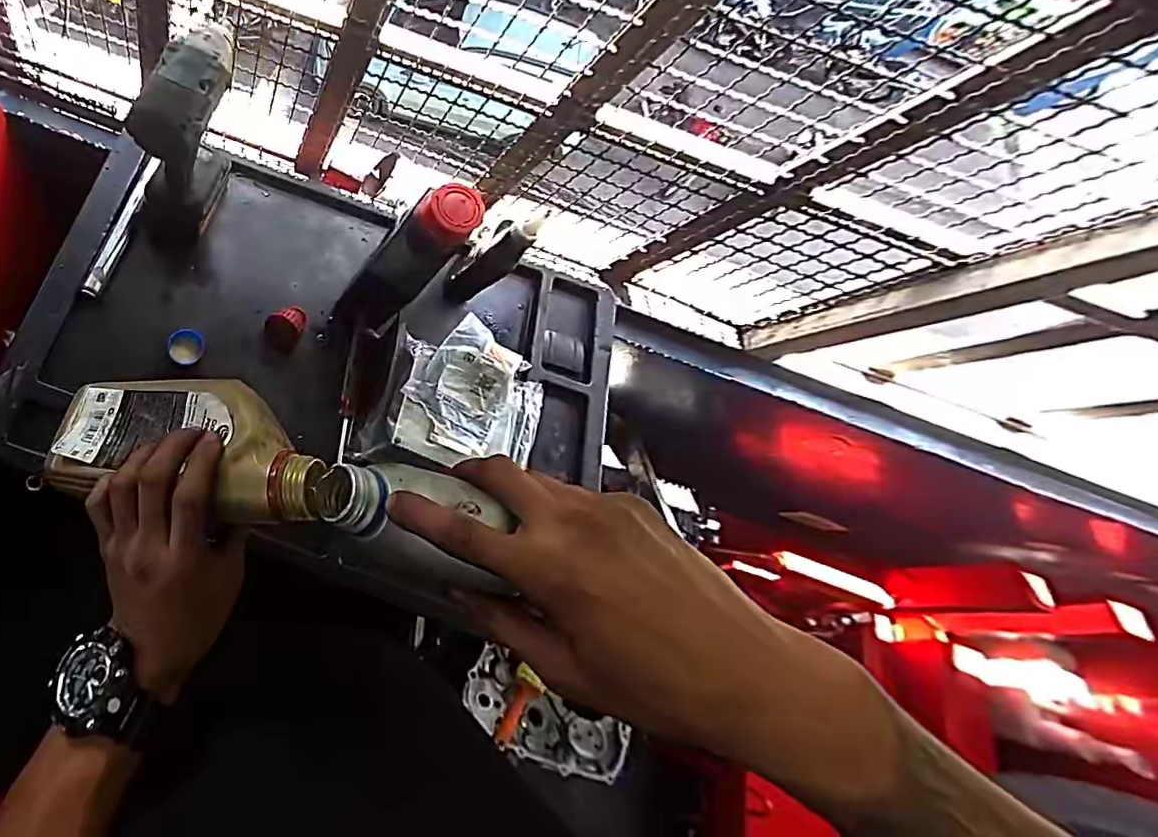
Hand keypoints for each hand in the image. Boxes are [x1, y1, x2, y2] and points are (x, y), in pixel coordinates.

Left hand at [85, 428, 245, 702]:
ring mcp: (121, 545)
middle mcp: (147, 545)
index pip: (189, 496)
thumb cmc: (196, 620)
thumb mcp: (229, 581)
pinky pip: (96, 504)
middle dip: (171, 447)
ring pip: (121, 486)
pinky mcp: (104, 547)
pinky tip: (127, 469)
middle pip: (150, 481)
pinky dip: (109, 480)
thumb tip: (242, 500)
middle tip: (189, 433)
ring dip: (141, 456)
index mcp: (182, 557)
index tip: (213, 440)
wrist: (147, 655)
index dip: (201, 462)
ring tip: (161, 444)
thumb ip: (235, 538)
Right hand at [388, 457, 900, 813]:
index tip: (399, 502)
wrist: (758, 676)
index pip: (465, 532)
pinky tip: (576, 543)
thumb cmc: (663, 686)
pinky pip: (578, 493)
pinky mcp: (635, 506)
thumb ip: (506, 626)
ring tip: (518, 525)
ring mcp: (608, 508)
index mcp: (551, 570)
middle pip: (499, 470)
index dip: (422, 515)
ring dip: (515, 492)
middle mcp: (575, 524)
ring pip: (538, 478)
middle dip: (467, 472)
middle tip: (455, 488)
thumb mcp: (569, 672)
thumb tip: (467, 597)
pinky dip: (559, 507)